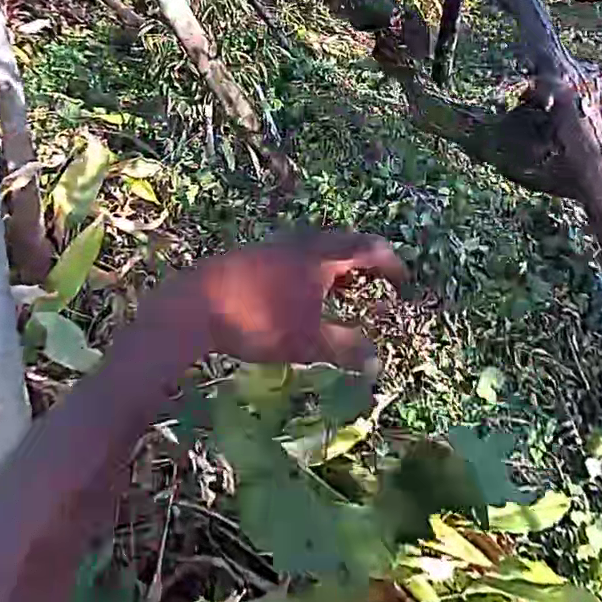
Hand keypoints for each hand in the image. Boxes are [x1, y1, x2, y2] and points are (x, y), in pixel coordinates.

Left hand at [157, 230, 405, 368]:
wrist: (197, 303)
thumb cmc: (259, 321)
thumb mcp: (308, 342)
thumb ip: (345, 348)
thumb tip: (377, 360)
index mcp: (321, 256)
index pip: (368, 249)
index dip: (391, 263)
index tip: (404, 280)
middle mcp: (301, 242)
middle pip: (343, 241)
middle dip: (365, 259)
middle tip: (378, 279)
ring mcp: (275, 245)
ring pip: (317, 246)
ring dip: (337, 263)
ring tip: (344, 287)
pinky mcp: (254, 254)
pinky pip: (296, 253)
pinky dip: (312, 267)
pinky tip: (301, 291)